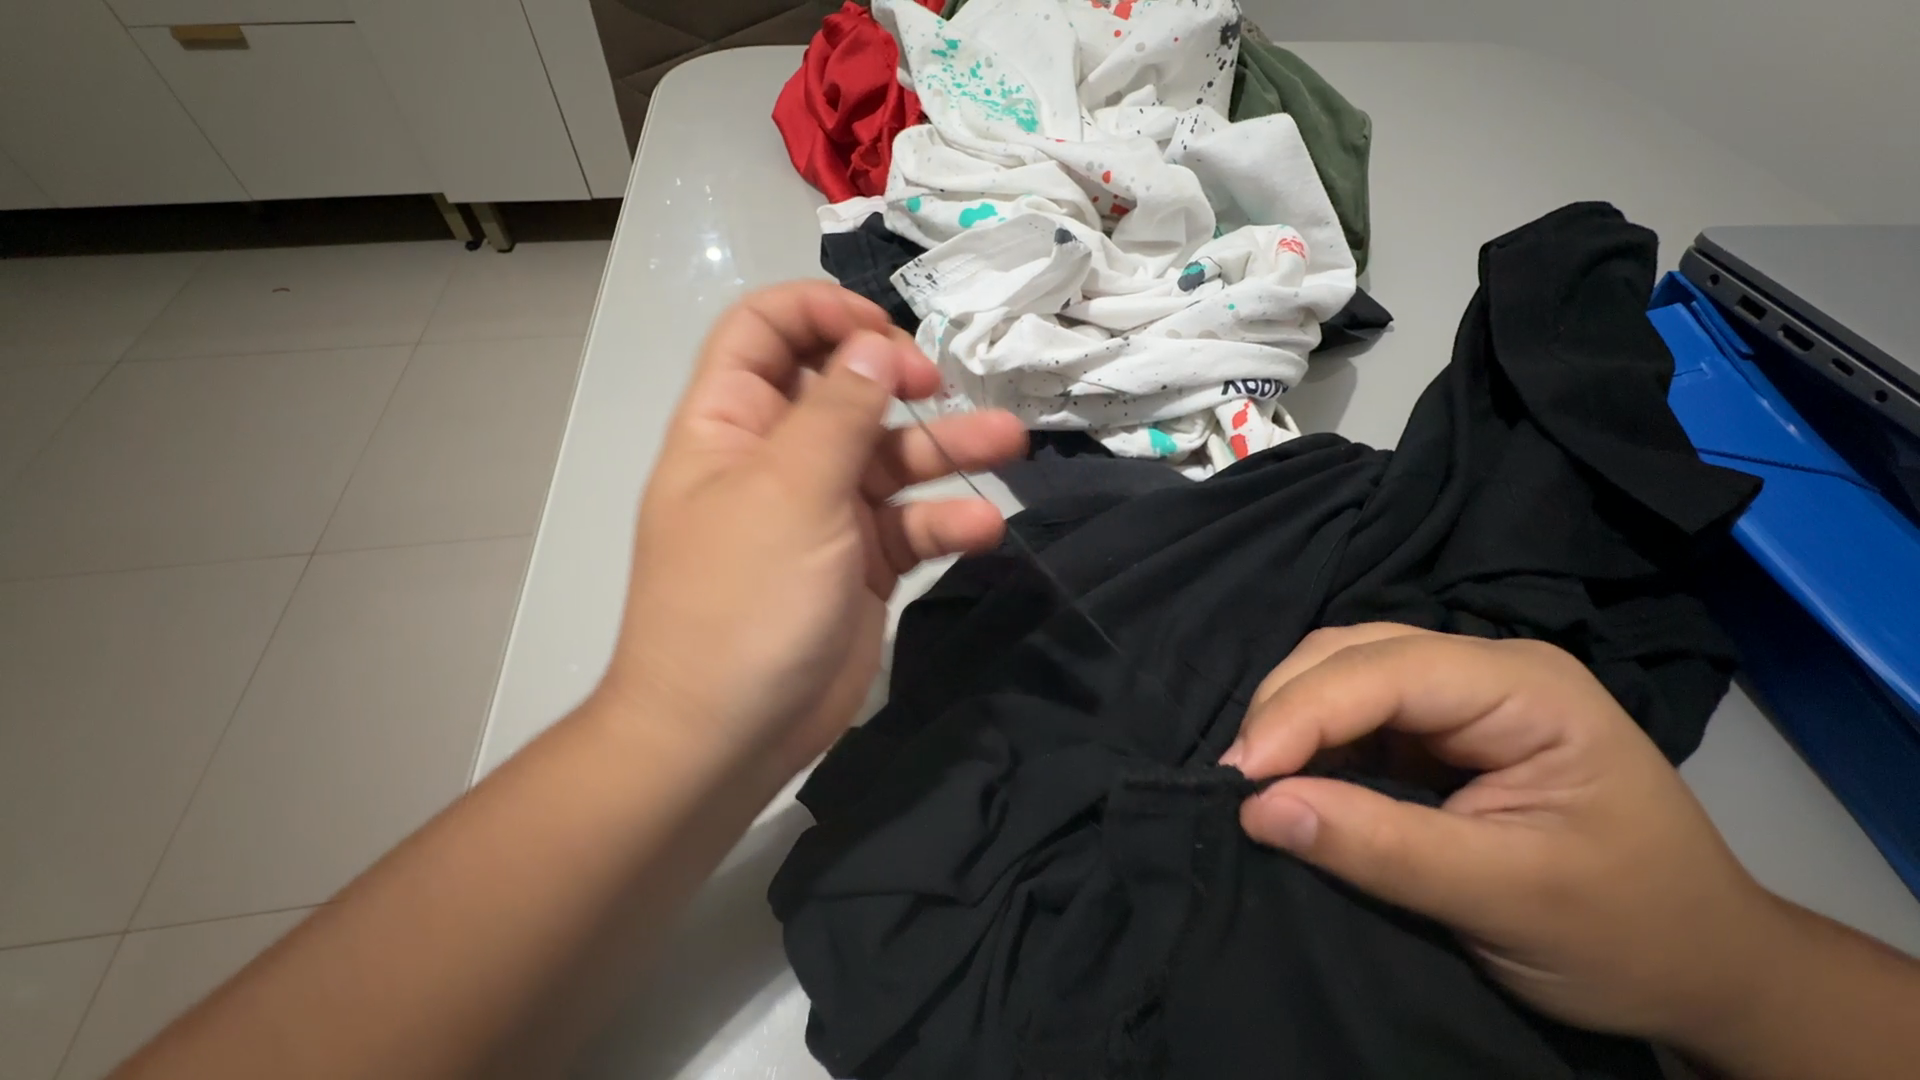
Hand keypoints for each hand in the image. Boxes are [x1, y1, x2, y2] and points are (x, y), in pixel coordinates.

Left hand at [602, 282, 1025, 779]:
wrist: (727, 735)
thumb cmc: (742, 601)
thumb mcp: (789, 491)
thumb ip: (837, 410)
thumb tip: (870, 341)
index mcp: (731, 424)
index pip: (766, 332)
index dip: (822, 313)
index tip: (885, 331)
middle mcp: (777, 459)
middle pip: (841, 390)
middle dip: (895, 379)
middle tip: (940, 385)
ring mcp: (821, 514)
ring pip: (888, 459)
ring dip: (945, 448)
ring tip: (1009, 442)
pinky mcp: (859, 565)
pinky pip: (909, 526)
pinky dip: (945, 521)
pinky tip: (982, 527)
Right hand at [1220, 623, 1782, 1044]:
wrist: (1706, 966)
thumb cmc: (1630, 932)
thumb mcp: (1508, 898)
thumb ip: (1380, 847)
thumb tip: (1256, 808)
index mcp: (1525, 688)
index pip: (1385, 671)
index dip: (1302, 712)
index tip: (1239, 777)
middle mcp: (1485, 669)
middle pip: (1351, 654)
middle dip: (1285, 710)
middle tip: (1238, 784)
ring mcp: (1459, 695)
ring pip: (1340, 673)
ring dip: (1289, 721)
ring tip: (1255, 782)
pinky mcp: (1435, 729)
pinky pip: (1350, 714)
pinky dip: (1308, 742)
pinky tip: (1291, 777)